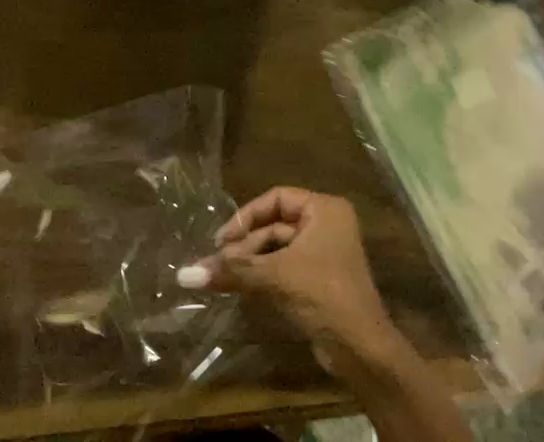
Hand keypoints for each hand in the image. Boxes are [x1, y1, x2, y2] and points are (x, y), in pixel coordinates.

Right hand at [178, 187, 400, 370]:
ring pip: (278, 248)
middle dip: (245, 246)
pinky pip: (284, 267)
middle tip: (216, 266)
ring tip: (222, 279)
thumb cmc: (322, 294)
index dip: (246, 217)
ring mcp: (324, 253)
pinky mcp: (319, 279)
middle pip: (275, 224)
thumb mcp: (275, 277)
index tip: (220, 241)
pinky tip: (239, 288)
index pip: (277, 198)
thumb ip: (232, 270)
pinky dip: (263, 275)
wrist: (359, 346)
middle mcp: (327, 224)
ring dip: (250, 263)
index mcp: (324, 209)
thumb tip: (184, 274)